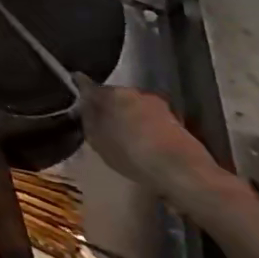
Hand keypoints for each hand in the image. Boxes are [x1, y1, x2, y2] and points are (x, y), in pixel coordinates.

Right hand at [78, 74, 228, 197]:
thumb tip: (82, 105)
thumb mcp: (99, 142)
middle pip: (113, 96)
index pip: (89, 86)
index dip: (81, 89)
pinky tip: (144, 147)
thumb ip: (88, 120)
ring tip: (124, 140)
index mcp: (112, 94)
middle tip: (101, 127)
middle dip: (107, 107)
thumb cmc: (133, 155)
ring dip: (127, 118)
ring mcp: (157, 104)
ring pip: (133, 107)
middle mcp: (135, 92)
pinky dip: (144, 128)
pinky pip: (149, 119)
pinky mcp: (174, 119)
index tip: (76, 92)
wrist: (182, 170)